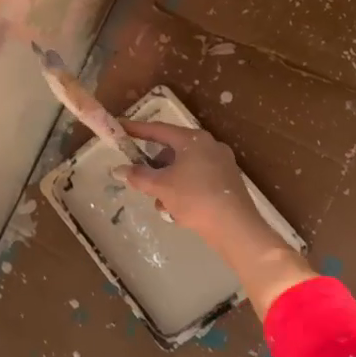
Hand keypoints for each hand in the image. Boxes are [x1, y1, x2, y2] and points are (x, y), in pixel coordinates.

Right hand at [115, 120, 266, 244]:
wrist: (236, 228)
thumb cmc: (195, 198)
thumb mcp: (160, 186)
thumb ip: (138, 175)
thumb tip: (119, 169)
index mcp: (193, 140)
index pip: (159, 130)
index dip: (137, 129)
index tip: (121, 127)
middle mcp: (210, 146)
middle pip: (172, 150)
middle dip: (155, 167)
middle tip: (141, 179)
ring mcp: (222, 164)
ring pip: (184, 168)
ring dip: (168, 183)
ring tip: (161, 204)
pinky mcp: (228, 182)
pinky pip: (197, 180)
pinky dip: (184, 190)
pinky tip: (178, 211)